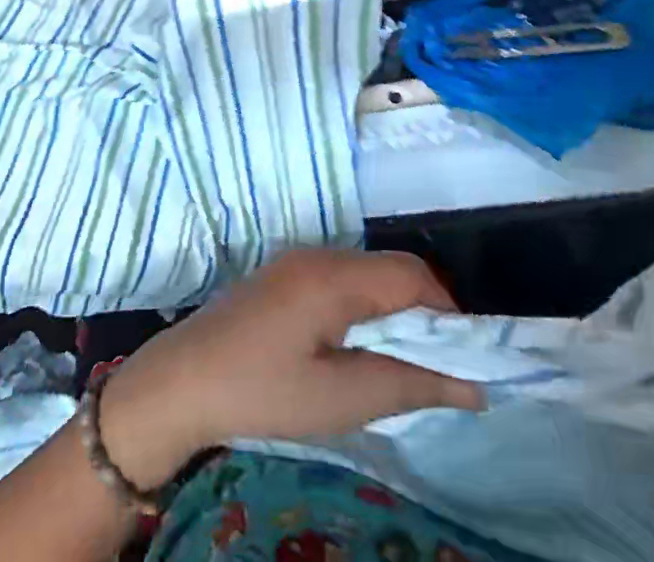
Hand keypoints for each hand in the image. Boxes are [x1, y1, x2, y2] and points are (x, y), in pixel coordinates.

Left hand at [99, 250, 484, 487]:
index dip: (448, 313)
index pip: (412, 275)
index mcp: (332, 276)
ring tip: (397, 362)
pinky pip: (334, 280)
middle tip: (433, 366)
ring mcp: (290, 263)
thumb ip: (413, 384)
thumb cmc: (262, 390)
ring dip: (389, 310)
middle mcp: (313, 256)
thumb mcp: (343, 397)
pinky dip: (358, 307)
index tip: (462, 359)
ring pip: (362, 274)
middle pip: (388, 270)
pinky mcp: (275, 279)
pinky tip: (352, 347)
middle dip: (421, 312)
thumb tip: (473, 385)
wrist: (180, 381)